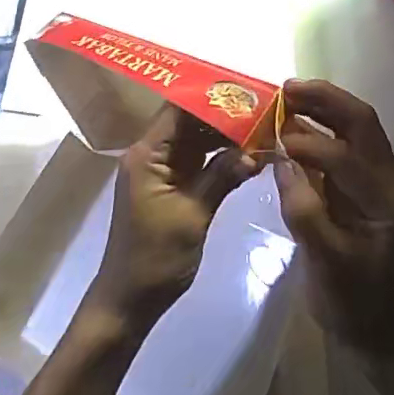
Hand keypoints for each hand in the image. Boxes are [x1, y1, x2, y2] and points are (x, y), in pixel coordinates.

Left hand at [88, 105, 257, 322]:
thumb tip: (255, 152)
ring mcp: (163, 170)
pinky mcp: (173, 186)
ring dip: (227, 134)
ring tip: (263, 127)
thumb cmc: (154, 257)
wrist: (129, 302)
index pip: (179, 109)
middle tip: (264, 110)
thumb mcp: (192, 215)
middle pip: (191, 120)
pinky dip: (223, 155)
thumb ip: (222, 176)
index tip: (248, 92)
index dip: (212, 96)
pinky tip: (250, 155)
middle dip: (226, 114)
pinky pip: (200, 159)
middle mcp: (152, 155)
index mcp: (147, 155)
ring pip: (198, 138)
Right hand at [272, 79, 393, 360]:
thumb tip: (282, 162)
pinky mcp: (363, 184)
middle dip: (328, 101)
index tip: (277, 139)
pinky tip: (294, 122)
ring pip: (357, 129)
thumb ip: (305, 213)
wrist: (374, 326)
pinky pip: (344, 145)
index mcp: (390, 204)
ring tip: (289, 94)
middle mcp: (391, 182)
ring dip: (324, 107)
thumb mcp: (327, 266)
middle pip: (364, 126)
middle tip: (288, 87)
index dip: (314, 146)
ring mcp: (379, 180)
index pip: (353, 160)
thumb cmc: (353, 302)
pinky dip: (320, 129)